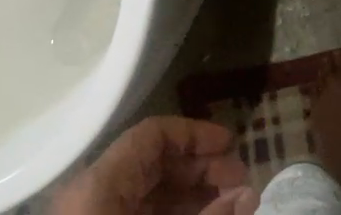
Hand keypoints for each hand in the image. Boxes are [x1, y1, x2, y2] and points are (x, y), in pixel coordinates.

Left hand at [50, 117, 257, 214]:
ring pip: (147, 197)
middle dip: (200, 170)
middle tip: (241, 183)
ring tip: (231, 206)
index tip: (231, 145)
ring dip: (191, 197)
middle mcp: (91, 196)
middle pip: (151, 165)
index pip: (151, 135)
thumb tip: (249, 194)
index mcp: (99, 184)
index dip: (195, 134)